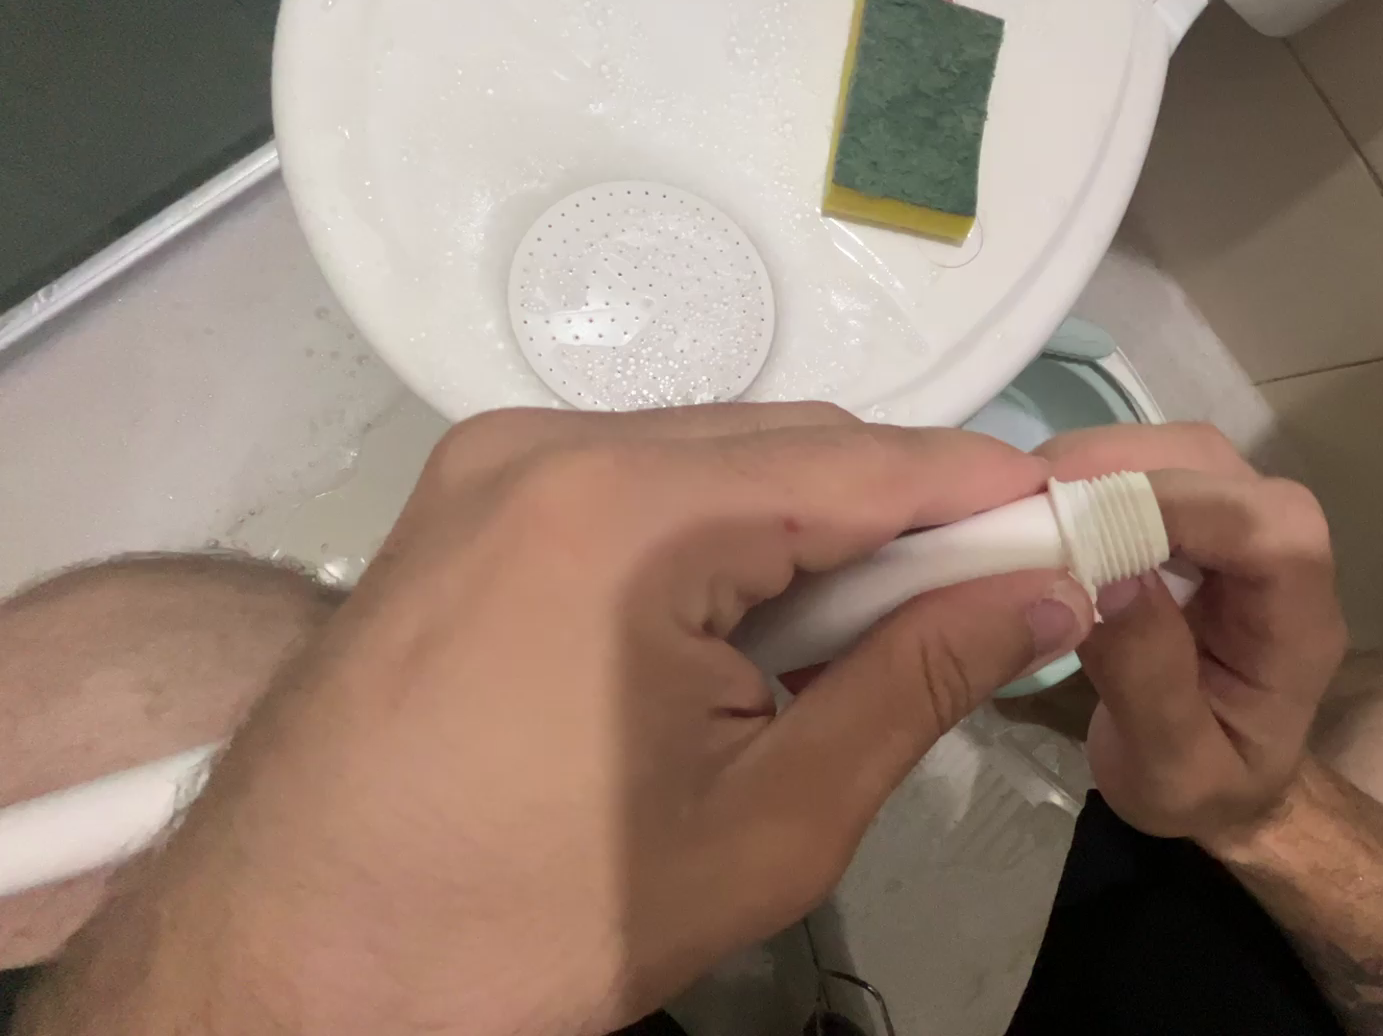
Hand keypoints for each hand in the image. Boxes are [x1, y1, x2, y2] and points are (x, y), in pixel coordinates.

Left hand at [27, 404, 1093, 1035]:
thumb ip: (923, 681)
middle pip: (807, 442)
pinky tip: (761, 604)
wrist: (278, 983)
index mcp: (632, 516)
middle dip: (911, 509)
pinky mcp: (489, 486)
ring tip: (865, 620)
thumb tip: (1046, 597)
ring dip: (829, 517)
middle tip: (979, 590)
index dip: (986, 487)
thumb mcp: (774, 820)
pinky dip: (748, 520)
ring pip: (742, 449)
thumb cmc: (535, 928)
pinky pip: (672, 470)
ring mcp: (512, 453)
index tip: (1062, 524)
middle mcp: (564, 443)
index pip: (870, 464)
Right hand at [1035, 424, 1346, 850]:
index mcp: (1297, 623)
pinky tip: (1046, 509)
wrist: (1218, 788)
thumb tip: (1109, 577)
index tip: (1078, 525)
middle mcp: (1276, 554)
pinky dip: (1089, 473)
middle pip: (1216, 466)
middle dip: (1120, 471)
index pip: (1269, 528)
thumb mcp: (1173, 771)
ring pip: (1175, 452)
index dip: (1179, 506)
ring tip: (1029, 504)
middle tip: (1032, 505)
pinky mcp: (1189, 520)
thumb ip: (1149, 682)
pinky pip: (1144, 468)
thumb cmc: (1203, 789)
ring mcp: (1230, 528)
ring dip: (1098, 463)